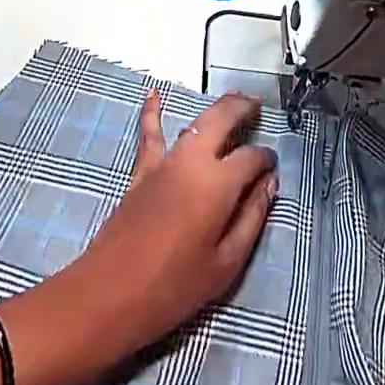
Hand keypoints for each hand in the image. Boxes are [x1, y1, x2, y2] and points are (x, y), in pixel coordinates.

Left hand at [68, 88, 277, 352]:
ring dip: (214, 109)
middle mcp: (192, 160)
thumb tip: (269, 185)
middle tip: (257, 106)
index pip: (251, 158)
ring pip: (193, 122)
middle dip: (242, 108)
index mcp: (217, 183)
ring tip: (232, 100)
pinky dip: (152, 112)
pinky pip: (149, 134)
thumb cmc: (175, 286)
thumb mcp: (226, 262)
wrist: (112, 290)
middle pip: (221, 120)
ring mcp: (164, 161)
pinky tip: (152, 94)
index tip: (272, 167)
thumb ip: (251, 218)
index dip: (265, 160)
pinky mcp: (142, 170)